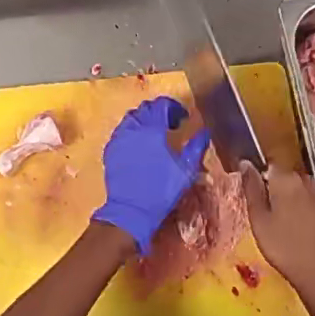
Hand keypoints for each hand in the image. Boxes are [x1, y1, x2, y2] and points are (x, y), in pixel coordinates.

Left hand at [91, 97, 209, 254]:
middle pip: (144, 109)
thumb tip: (204, 133)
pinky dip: (132, 131)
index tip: (182, 118)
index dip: (173, 107)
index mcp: (152, 129)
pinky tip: (140, 145)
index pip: (161, 105)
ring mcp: (118, 139)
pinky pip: (121, 132)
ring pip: (130, 119)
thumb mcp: (185, 170)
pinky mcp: (110, 151)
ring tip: (155, 134)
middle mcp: (132, 129)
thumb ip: (196, 147)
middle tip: (171, 124)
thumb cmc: (161, 190)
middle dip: (159, 112)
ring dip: (144, 120)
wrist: (131, 210)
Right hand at [238, 161, 314, 311]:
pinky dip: (291, 205)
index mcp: (285, 178)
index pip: (265, 163)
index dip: (254, 174)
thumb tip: (245, 163)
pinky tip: (286, 224)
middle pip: (279, 174)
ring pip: (290, 187)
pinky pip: (300, 197)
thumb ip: (251, 187)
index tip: (246, 191)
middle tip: (256, 210)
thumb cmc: (282, 245)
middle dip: (267, 186)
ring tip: (270, 219)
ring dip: (279, 197)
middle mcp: (303, 179)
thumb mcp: (258, 218)